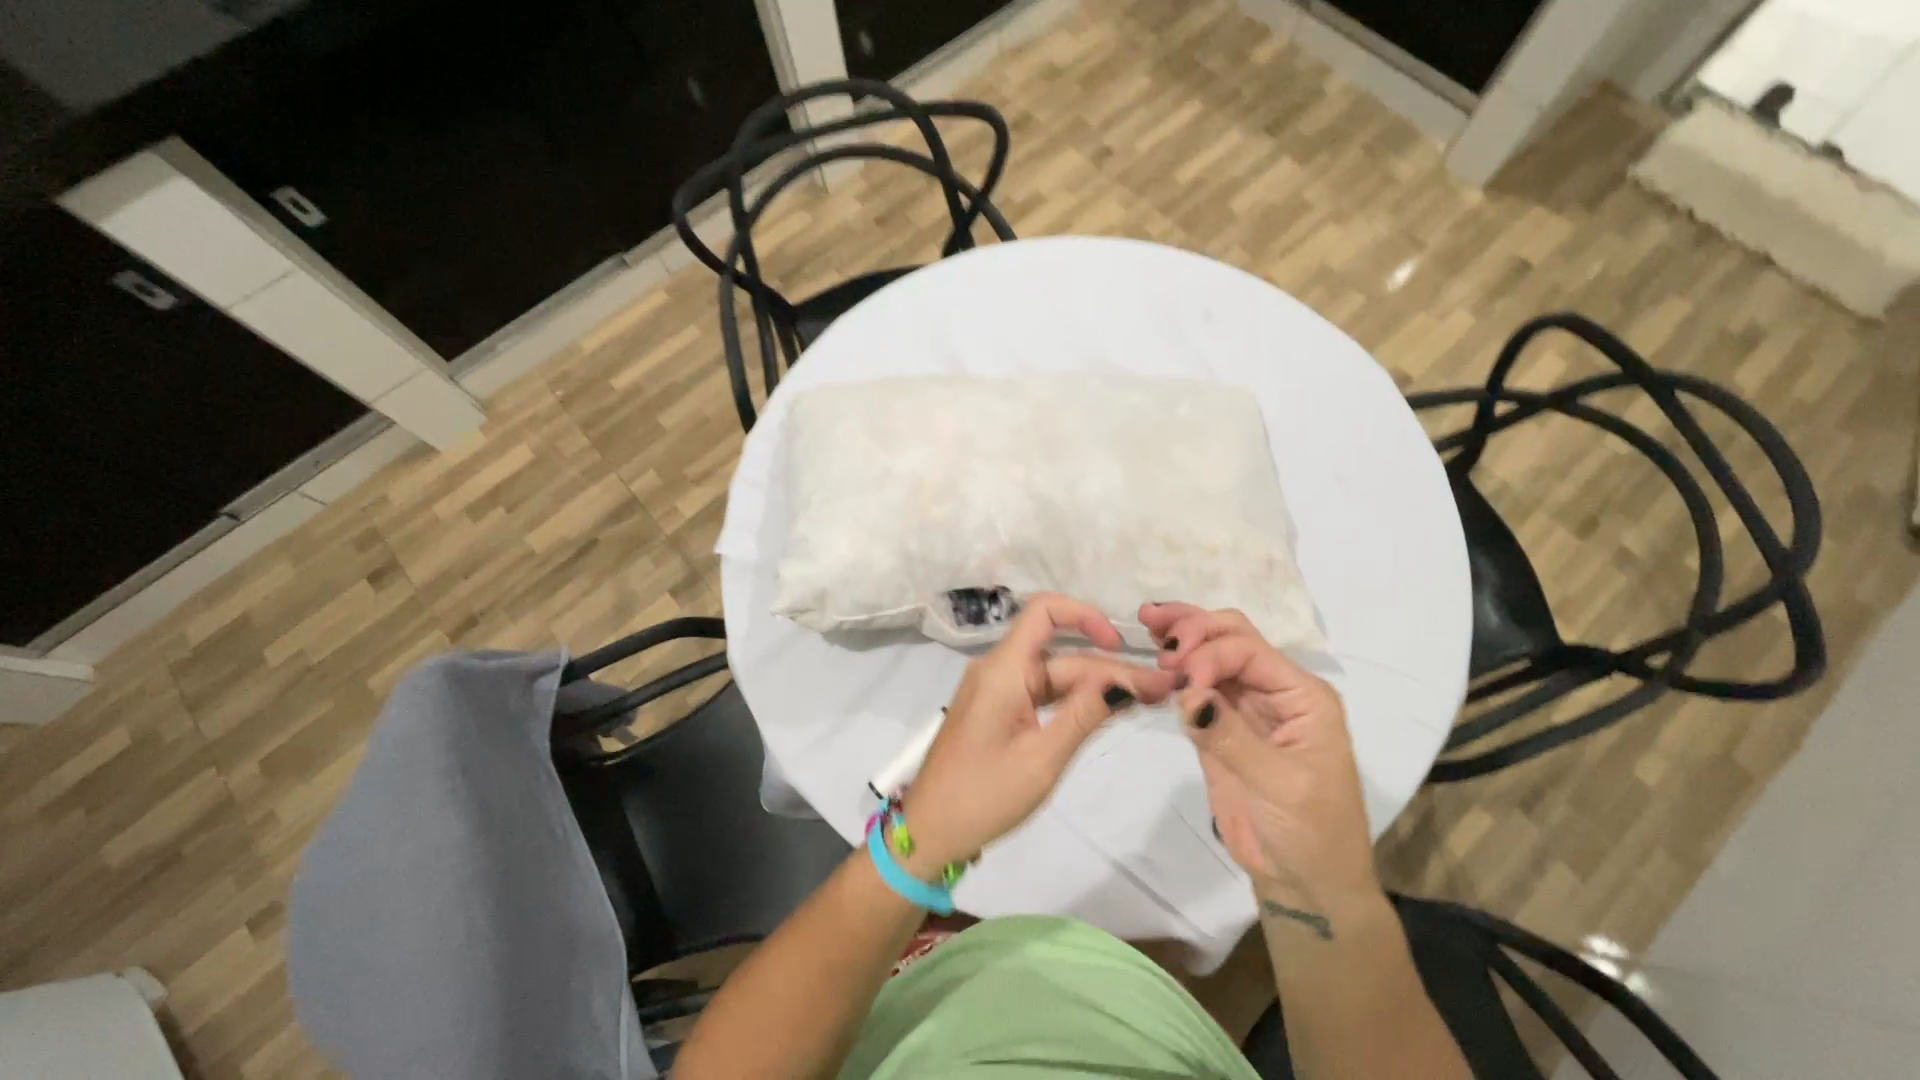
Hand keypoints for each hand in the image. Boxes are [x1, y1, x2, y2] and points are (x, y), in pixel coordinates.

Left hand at [900, 593, 1177, 876]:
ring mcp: (998, 693)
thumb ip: (1085, 714)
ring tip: (1150, 699)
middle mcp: (999, 671)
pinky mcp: (999, 713)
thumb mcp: (1042, 758)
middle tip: (1164, 690)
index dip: (1085, 615)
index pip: (1044, 613)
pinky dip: (1076, 701)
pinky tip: (1112, 710)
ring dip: (1099, 686)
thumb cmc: (982, 796)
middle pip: (1062, 654)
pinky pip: (1043, 695)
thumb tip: (1128, 679)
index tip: (1121, 644)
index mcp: (1003, 671)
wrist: (930, 832)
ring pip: (1056, 676)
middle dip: (1112, 669)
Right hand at [1141, 603, 1379, 917]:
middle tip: (1152, 626)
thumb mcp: (1279, 783)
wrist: (1306, 882)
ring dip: (1182, 640)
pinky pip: (1196, 693)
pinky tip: (1154, 664)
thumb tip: (1186, 693)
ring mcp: (1245, 710)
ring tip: (1147, 622)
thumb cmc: (1311, 831)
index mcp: (1303, 696)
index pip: (1249, 650)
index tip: (1182, 679)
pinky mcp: (1220, 732)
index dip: (1211, 653)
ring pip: (1211, 660)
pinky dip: (1175, 676)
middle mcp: (1275, 693)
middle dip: (1194, 627)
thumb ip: (1231, 736)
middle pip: (1232, 639)